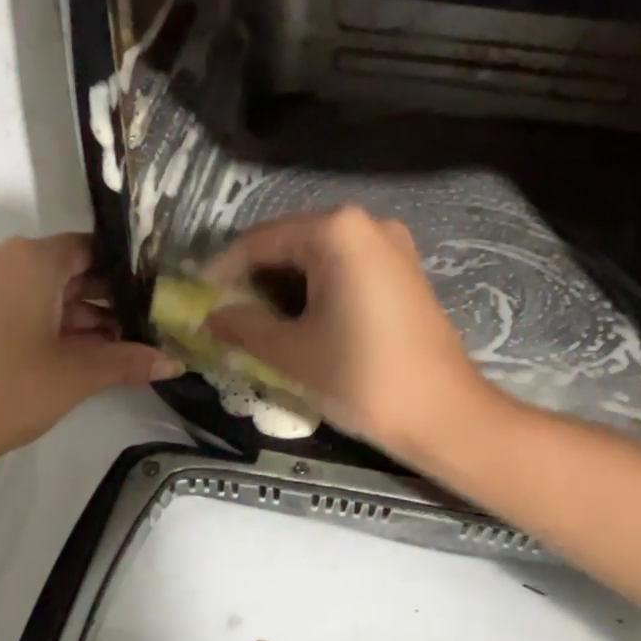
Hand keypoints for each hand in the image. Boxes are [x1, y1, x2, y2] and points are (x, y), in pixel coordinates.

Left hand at [0, 233, 181, 455]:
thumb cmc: (8, 389)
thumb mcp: (77, 375)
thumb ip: (129, 362)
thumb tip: (175, 363)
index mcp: (31, 258)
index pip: (92, 250)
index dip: (126, 275)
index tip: (154, 301)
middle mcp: (1, 258)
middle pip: (67, 270)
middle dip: (105, 302)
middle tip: (144, 332)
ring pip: (41, 292)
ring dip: (78, 318)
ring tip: (117, 351)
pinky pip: (16, 306)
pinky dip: (46, 325)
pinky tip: (75, 356)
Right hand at [202, 206, 493, 458]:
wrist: (443, 416)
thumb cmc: (362, 379)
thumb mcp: (291, 354)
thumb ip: (242, 328)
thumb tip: (209, 317)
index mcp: (336, 232)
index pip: (260, 241)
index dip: (222, 272)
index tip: (197, 301)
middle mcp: (366, 225)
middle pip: (290, 245)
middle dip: (253, 280)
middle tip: (223, 317)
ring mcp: (391, 248)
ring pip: (318, 260)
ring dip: (283, 290)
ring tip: (255, 326)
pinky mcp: (403, 274)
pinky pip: (345, 272)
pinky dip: (315, 294)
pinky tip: (298, 325)